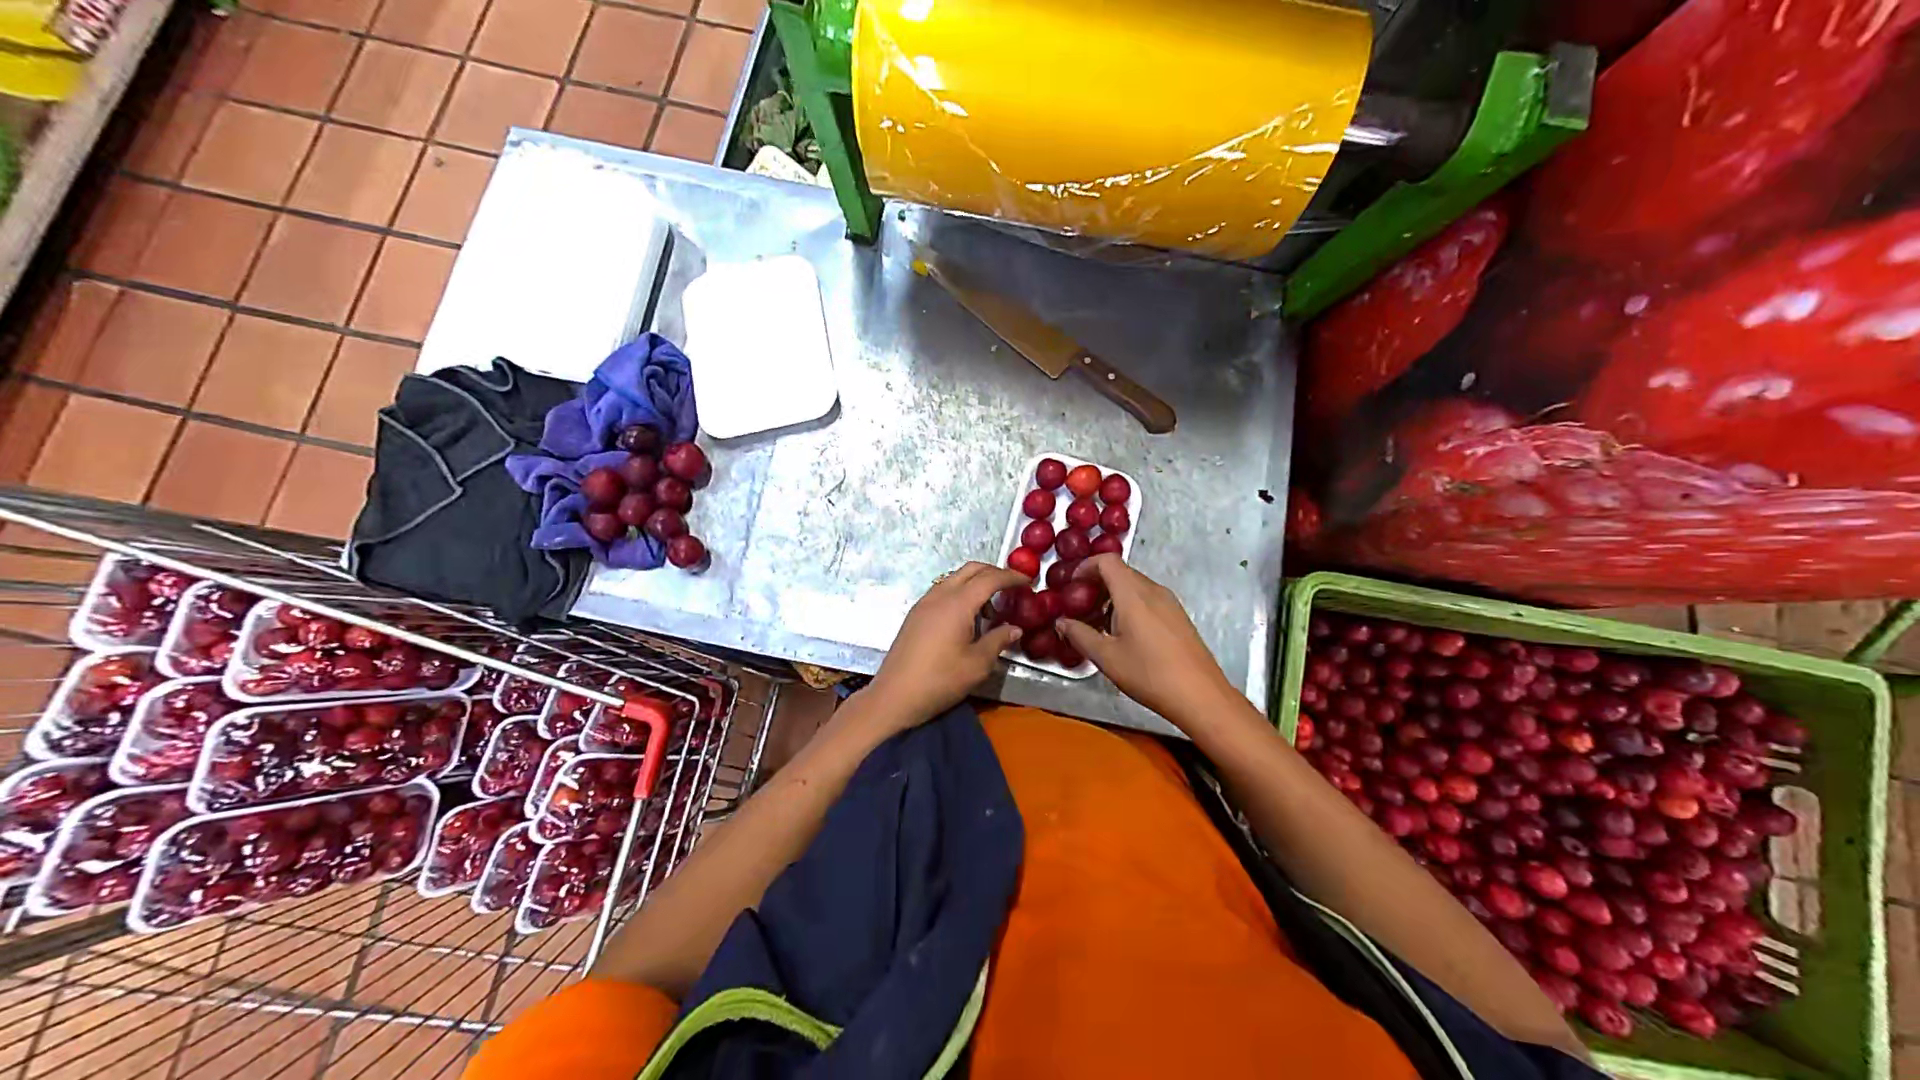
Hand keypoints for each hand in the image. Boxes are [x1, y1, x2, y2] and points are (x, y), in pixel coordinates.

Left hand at [864, 562, 1029, 730]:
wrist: (895, 696)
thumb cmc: (940, 680)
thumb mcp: (977, 664)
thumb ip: (998, 640)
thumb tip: (1014, 629)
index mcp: (958, 603)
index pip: (989, 578)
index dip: (1011, 576)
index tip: (1027, 581)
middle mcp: (939, 595)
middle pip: (970, 569)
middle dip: (993, 573)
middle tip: (1011, 587)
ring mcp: (924, 603)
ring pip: (955, 578)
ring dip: (975, 584)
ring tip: (990, 610)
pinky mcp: (916, 614)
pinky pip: (943, 591)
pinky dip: (960, 594)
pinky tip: (967, 618)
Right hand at [1056, 555, 1237, 728]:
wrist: (1200, 695)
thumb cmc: (1149, 674)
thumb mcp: (1106, 657)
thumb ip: (1079, 635)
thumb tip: (1062, 623)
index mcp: (1133, 593)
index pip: (1107, 561)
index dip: (1085, 567)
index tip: (1071, 585)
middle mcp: (1153, 590)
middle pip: (1120, 572)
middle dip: (1096, 585)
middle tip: (1079, 608)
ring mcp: (1169, 602)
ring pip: (1135, 586)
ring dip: (1113, 597)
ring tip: (1098, 625)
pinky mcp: (1178, 616)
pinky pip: (1148, 599)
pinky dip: (1130, 606)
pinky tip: (1124, 635)